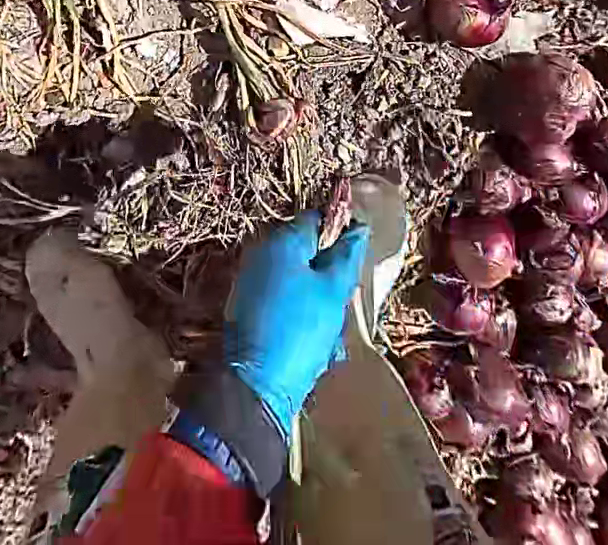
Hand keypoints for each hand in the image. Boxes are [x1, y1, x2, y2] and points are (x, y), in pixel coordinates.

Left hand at [224, 210, 370, 432]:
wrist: (255, 388)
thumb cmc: (300, 330)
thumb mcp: (334, 290)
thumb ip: (347, 256)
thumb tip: (359, 228)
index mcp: (281, 242)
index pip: (316, 218)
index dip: (340, 232)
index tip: (356, 256)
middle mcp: (261, 255)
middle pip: (307, 251)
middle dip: (329, 271)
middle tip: (344, 297)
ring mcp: (251, 283)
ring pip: (298, 278)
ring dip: (318, 297)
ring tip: (331, 328)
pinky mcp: (248, 310)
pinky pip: (284, 300)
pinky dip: (301, 313)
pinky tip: (315, 342)